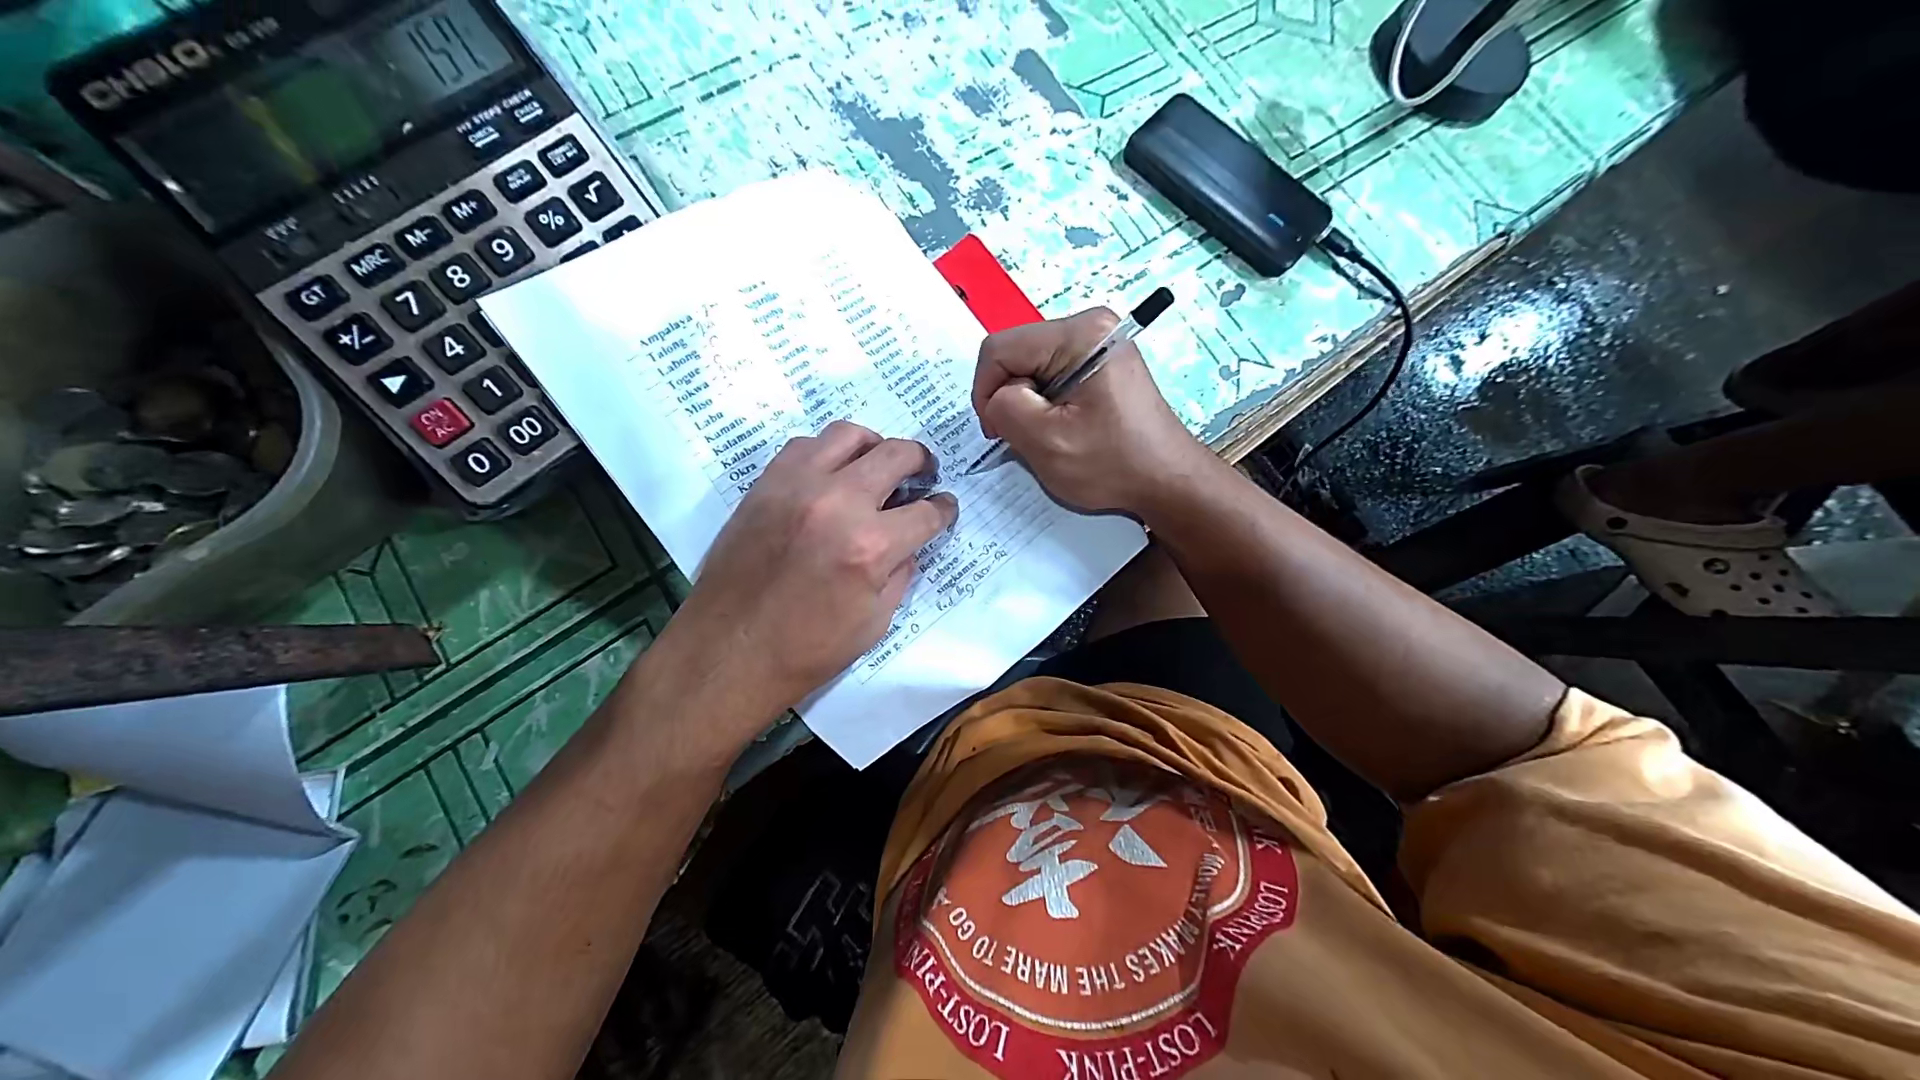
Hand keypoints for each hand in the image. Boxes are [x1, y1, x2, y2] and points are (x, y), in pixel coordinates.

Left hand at [655, 421, 957, 722]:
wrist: (728, 652)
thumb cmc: (806, 651)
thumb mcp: (875, 622)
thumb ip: (900, 572)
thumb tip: (909, 541)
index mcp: (870, 546)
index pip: (926, 512)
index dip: (944, 509)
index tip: (945, 508)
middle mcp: (837, 503)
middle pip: (896, 455)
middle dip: (921, 462)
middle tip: (923, 474)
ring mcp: (796, 487)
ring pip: (848, 434)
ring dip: (874, 446)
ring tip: (877, 465)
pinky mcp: (764, 485)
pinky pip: (803, 446)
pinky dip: (827, 453)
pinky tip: (830, 475)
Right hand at [973, 308, 1217, 514]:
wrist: (1167, 480)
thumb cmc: (1114, 465)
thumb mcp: (1046, 442)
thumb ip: (1005, 409)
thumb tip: (996, 397)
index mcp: (1079, 335)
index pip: (999, 349)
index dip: (987, 392)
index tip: (999, 430)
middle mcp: (1090, 326)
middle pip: (1015, 354)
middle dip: (1010, 397)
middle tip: (1027, 437)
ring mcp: (1097, 343)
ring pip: (1030, 368)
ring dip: (1028, 405)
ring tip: (1051, 435)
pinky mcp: (1100, 362)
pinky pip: (1050, 376)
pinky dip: (1045, 404)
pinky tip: (1064, 428)